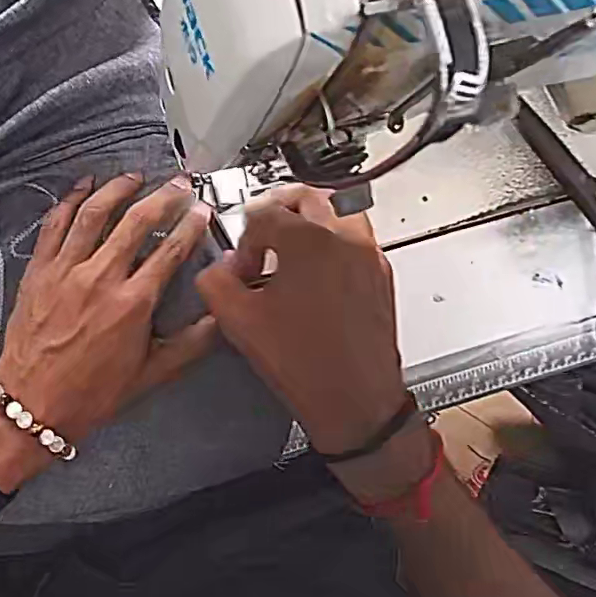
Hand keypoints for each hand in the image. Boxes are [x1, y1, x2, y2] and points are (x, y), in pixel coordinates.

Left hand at [0, 173, 219, 490]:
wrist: (31, 403)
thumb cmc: (89, 394)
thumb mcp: (149, 375)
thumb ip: (189, 345)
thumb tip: (218, 321)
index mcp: (132, 304)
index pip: (169, 251)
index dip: (190, 225)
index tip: (200, 211)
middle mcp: (100, 279)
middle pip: (136, 222)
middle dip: (162, 197)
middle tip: (176, 185)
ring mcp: (66, 270)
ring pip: (94, 214)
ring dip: (117, 190)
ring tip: (134, 177)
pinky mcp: (39, 270)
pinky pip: (55, 225)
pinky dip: (69, 201)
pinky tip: (82, 188)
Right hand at [194, 185, 411, 455]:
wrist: (354, 400)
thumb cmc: (305, 364)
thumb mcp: (238, 320)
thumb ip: (215, 281)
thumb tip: (217, 269)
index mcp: (307, 242)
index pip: (264, 212)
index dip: (243, 237)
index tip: (241, 264)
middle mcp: (344, 239)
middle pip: (306, 196)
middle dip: (276, 210)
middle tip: (260, 232)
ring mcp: (367, 255)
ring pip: (337, 210)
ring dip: (308, 220)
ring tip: (288, 246)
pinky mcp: (380, 275)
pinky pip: (354, 238)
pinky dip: (331, 240)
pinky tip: (313, 272)